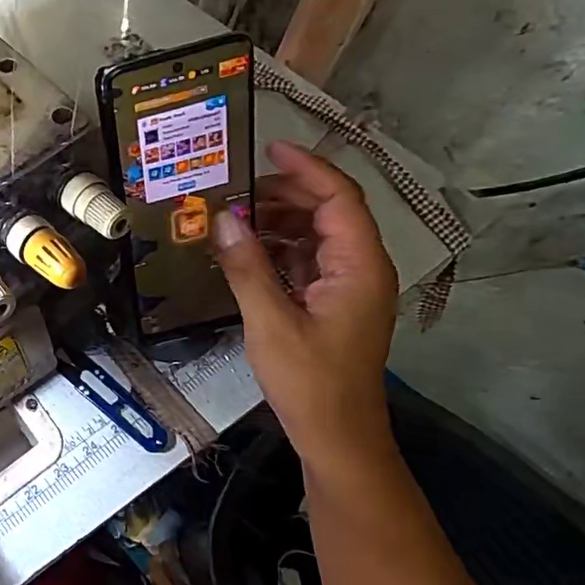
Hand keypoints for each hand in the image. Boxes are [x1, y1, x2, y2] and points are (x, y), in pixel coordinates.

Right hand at [213, 141, 399, 470]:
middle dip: (284, 197)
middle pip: (328, 213)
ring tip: (233, 222)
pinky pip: (307, 263)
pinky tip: (245, 255)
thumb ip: (247, 266)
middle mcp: (361, 268)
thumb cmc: (310, 381)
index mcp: (359, 266)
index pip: (339, 198)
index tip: (269, 148)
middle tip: (236, 192)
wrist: (336, 435)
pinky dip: (278, 253)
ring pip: (315, 237)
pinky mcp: (333, 305)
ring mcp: (348, 287)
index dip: (307, 169)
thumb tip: (223, 218)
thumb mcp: (270, 321)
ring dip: (277, 225)